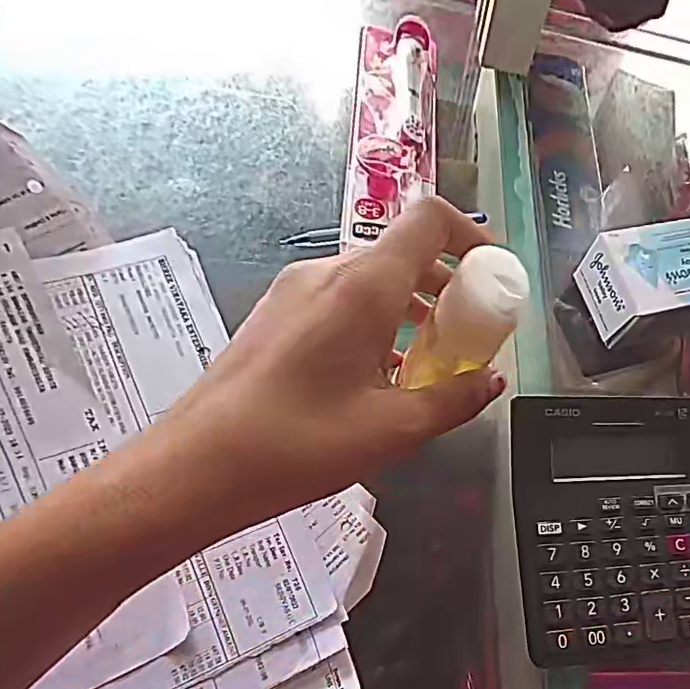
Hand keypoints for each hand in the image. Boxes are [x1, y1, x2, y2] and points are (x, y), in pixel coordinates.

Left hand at [118, 198, 505, 553]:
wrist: (195, 467)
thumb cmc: (298, 444)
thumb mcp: (393, 428)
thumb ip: (455, 399)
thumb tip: (493, 381)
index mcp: (362, 287)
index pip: (429, 221)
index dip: (470, 237)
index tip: (493, 275)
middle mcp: (328, 273)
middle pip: (405, 253)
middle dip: (449, 287)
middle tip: (471, 334)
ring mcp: (296, 290)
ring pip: (374, 279)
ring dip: (414, 307)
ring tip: (431, 359)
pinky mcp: (277, 314)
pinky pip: (343, 300)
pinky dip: (378, 321)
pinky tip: (381, 372)